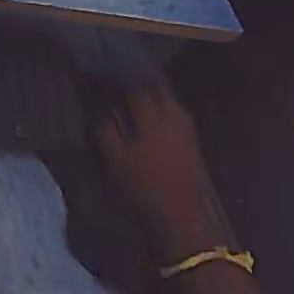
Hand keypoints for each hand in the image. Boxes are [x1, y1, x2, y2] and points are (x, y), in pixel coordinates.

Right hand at [93, 80, 208, 229]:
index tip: (107, 77)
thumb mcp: (114, 159)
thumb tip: (100, 113)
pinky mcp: (192, 142)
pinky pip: (177, 115)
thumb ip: (105, 131)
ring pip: (171, 101)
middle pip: (159, 90)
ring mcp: (186, 129)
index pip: (136, 89)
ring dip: (156, 94)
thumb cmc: (144, 185)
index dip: (121, 80)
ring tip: (139, 96)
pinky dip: (165, 108)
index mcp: (151, 117)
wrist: (181, 215)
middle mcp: (172, 117)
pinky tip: (156, 116)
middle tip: (125, 82)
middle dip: (142, 83)